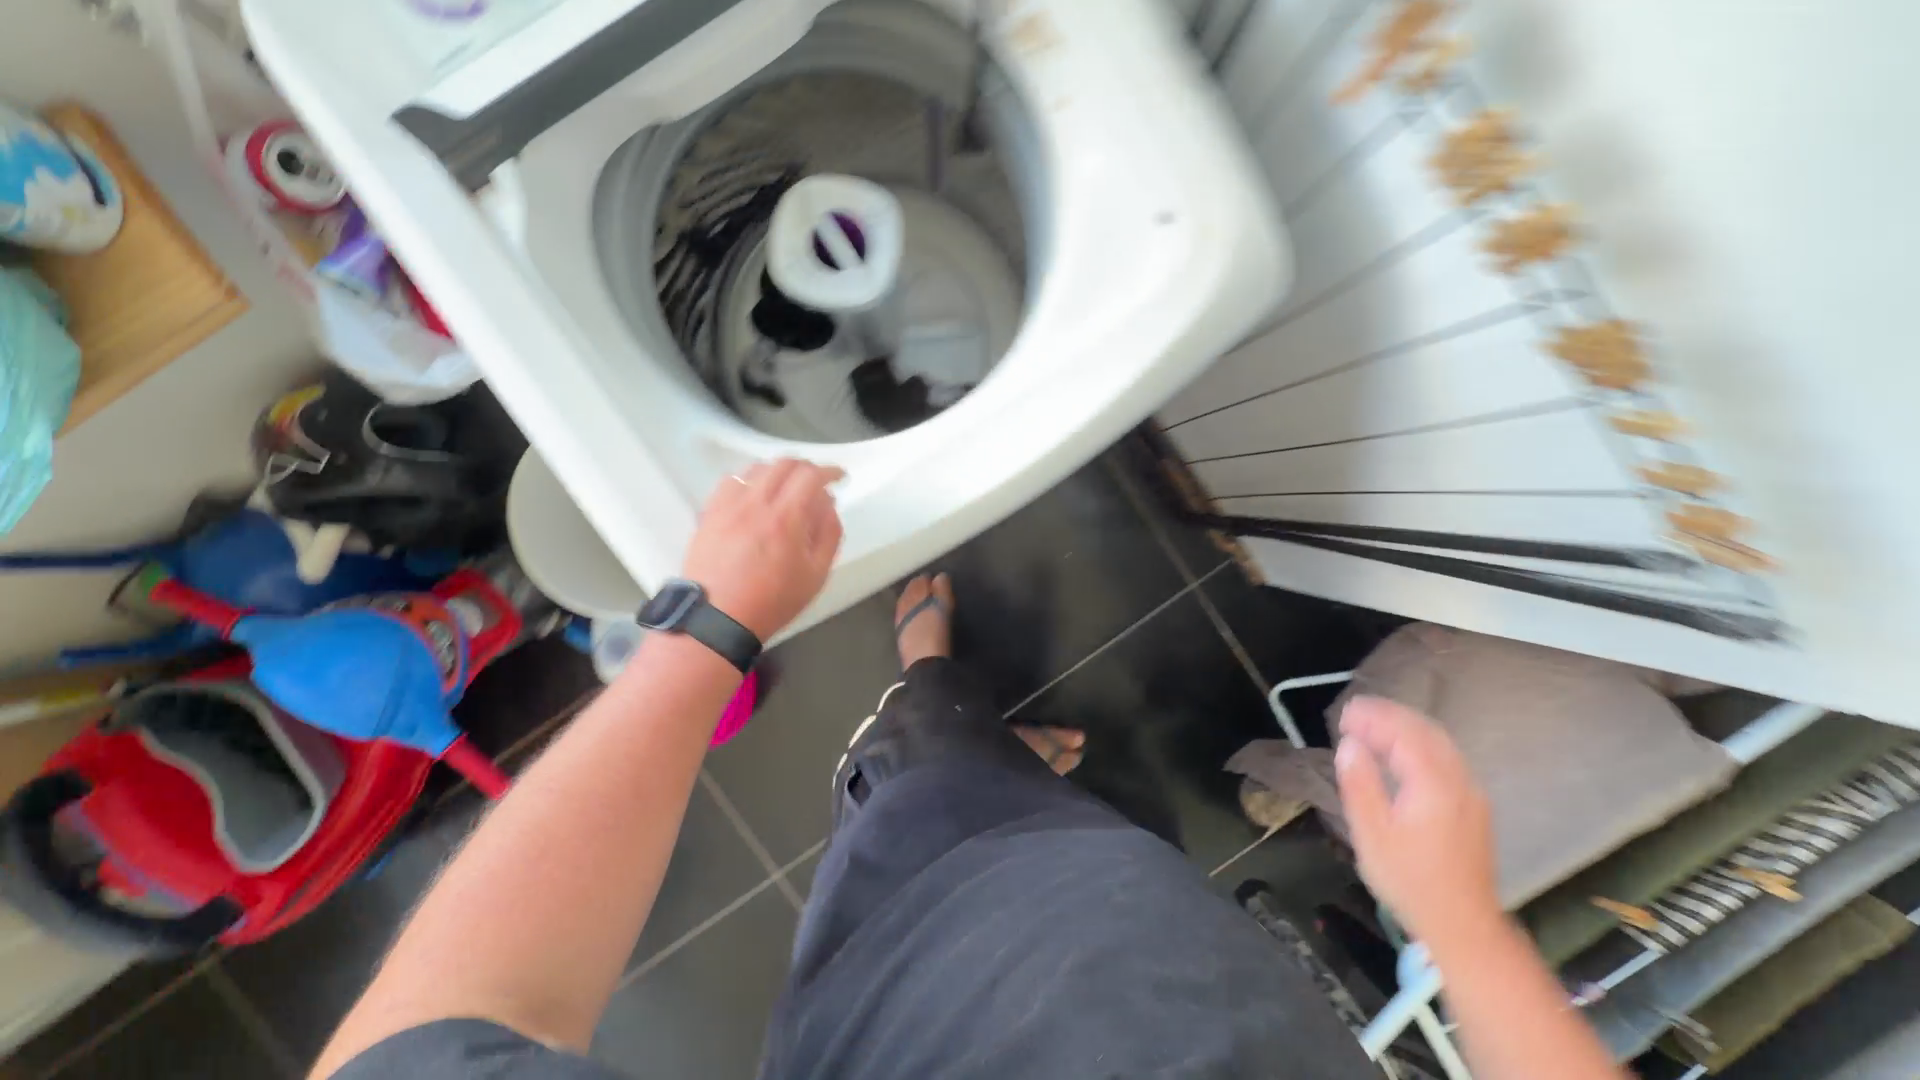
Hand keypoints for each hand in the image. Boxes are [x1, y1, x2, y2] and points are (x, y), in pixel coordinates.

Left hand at [680, 460, 845, 641]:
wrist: (717, 619)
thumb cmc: (772, 601)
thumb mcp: (816, 575)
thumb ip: (829, 534)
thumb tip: (830, 506)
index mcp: (787, 517)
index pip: (811, 475)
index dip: (830, 470)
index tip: (839, 477)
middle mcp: (757, 502)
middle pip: (784, 464)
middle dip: (806, 468)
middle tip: (816, 481)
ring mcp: (729, 505)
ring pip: (757, 468)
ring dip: (778, 471)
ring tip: (786, 487)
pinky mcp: (710, 513)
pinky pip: (731, 481)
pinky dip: (749, 480)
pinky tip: (753, 494)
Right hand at [1335, 695, 1501, 947]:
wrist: (1462, 923)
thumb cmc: (1409, 880)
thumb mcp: (1372, 835)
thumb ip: (1360, 785)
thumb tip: (1350, 746)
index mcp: (1434, 785)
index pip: (1403, 734)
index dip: (1374, 718)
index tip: (1344, 713)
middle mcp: (1459, 781)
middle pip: (1426, 732)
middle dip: (1390, 716)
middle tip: (1355, 714)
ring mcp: (1472, 794)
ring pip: (1440, 744)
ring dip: (1406, 729)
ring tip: (1374, 728)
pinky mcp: (1475, 807)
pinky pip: (1448, 759)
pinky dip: (1421, 745)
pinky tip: (1402, 755)